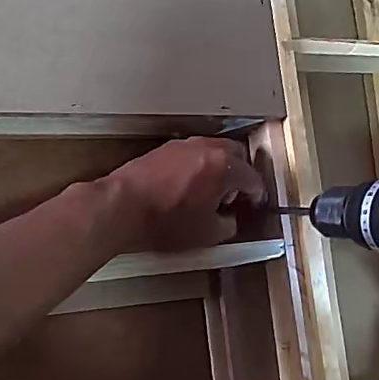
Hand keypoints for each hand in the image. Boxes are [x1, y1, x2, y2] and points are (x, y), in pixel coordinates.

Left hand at [100, 137, 265, 250]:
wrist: (121, 208)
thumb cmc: (164, 221)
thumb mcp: (206, 234)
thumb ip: (228, 224)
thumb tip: (229, 219)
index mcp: (224, 167)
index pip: (253, 178)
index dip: (257, 194)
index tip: (256, 203)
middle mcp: (206, 148)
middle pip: (237, 156)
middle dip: (241, 175)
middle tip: (236, 197)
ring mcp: (183, 145)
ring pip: (213, 151)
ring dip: (219, 168)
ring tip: (211, 193)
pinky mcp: (164, 149)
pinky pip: (192, 154)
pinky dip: (198, 167)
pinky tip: (189, 187)